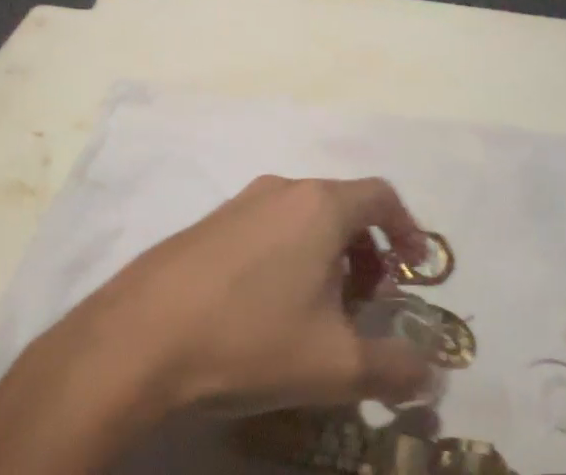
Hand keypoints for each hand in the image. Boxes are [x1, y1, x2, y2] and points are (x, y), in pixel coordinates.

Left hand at [85, 174, 434, 413]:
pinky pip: (264, 230)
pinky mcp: (204, 226)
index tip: (414, 269)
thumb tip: (427, 374)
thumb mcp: (335, 366)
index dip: (408, 230)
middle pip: (341, 207)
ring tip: (320, 311)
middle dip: (366, 251)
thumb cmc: (250, 339)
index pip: (381, 197)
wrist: (139, 338)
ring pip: (301, 219)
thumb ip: (394, 368)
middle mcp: (280, 191)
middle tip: (368, 300)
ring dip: (326, 256)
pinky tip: (269, 309)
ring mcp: (237, 204)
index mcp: (319, 206)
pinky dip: (287, 257)